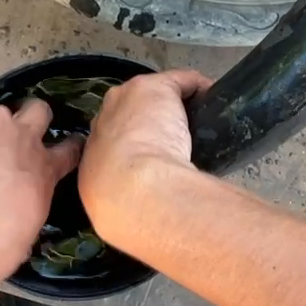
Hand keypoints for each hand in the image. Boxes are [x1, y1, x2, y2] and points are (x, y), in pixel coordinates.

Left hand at [0, 95, 81, 270]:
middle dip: (28, 116)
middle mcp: (23, 137)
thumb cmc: (6, 235)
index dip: (66, 145)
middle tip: (8, 130)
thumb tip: (15, 241)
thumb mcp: (26, 232)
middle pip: (37, 111)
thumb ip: (22, 221)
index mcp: (43, 171)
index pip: (67, 152)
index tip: (64, 145)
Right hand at [79, 69, 211, 239]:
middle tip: (177, 140)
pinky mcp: (153, 88)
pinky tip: (214, 99)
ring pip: (154, 97)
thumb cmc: (125, 207)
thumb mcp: (118, 214)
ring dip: (173, 106)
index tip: (155, 158)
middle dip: (150, 123)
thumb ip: (127, 208)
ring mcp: (125, 102)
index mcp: (91, 160)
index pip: (112, 145)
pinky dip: (198, 87)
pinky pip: (179, 81)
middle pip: (129, 115)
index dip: (135, 147)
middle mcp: (102, 124)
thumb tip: (147, 224)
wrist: (132, 189)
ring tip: (196, 124)